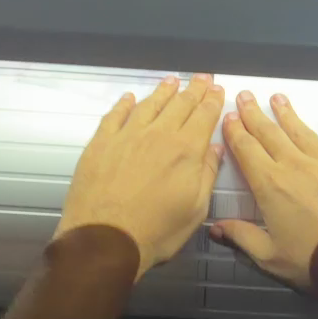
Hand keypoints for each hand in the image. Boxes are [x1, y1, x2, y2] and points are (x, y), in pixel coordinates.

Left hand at [55, 73, 224, 278]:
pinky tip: (130, 98)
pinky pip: (115, 116)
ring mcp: (127, 135)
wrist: (104, 241)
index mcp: (186, 150)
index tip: (216, 88)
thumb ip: (207, 175)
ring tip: (172, 80)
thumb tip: (214, 148)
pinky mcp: (101, 143)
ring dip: (163, 90)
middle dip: (193, 89)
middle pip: (179, 104)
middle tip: (201, 77)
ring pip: (149, 104)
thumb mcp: (195, 210)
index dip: (211, 101)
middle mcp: (158, 134)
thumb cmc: (156, 231)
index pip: (203, 116)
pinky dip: (124, 104)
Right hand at [213, 91, 317, 293]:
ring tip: (279, 98)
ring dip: (288, 114)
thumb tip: (217, 228)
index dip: (236, 132)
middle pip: (270, 133)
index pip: (247, 150)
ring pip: (301, 132)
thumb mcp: (271, 257)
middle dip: (254, 114)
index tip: (229, 117)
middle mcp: (295, 167)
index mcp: (270, 186)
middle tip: (245, 96)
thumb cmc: (317, 261)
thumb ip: (242, 238)